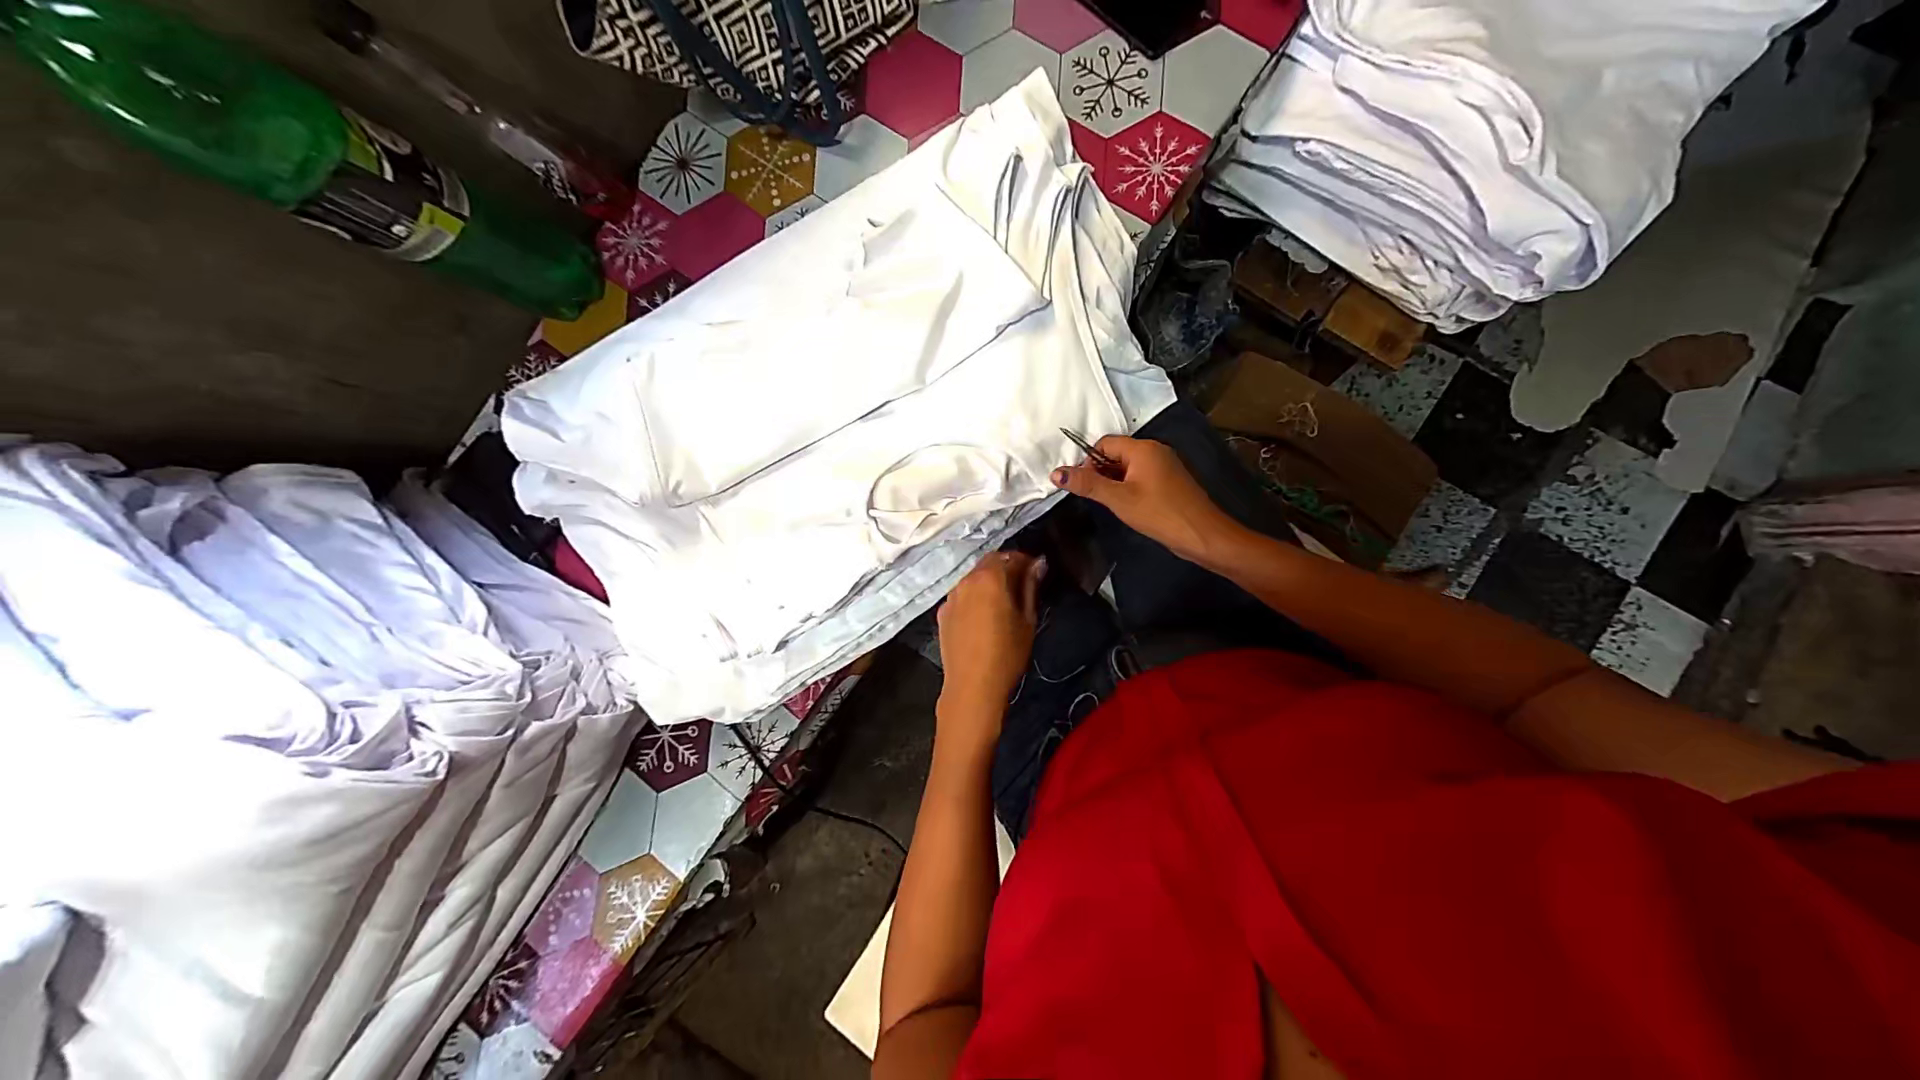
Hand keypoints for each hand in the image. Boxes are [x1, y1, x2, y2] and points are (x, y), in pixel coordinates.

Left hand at [936, 551, 1045, 738]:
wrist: (972, 686)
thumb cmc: (1007, 653)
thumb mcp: (1027, 619)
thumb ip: (1030, 587)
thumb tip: (1038, 564)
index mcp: (989, 578)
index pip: (1008, 556)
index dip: (1025, 560)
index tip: (1036, 571)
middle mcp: (965, 581)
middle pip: (987, 564)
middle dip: (1005, 568)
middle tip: (1023, 585)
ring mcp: (951, 597)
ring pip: (972, 579)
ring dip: (988, 582)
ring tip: (1004, 601)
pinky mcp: (942, 614)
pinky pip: (962, 596)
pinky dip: (974, 597)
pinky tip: (984, 616)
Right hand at [1051, 435, 1246, 566]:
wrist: (1203, 535)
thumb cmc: (1160, 513)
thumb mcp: (1118, 499)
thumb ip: (1087, 484)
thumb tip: (1056, 473)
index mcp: (1142, 448)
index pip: (1103, 443)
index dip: (1088, 462)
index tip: (1082, 485)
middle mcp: (1155, 451)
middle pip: (1115, 453)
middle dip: (1100, 472)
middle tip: (1095, 497)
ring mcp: (1164, 465)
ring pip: (1127, 467)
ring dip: (1114, 482)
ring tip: (1111, 504)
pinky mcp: (1170, 481)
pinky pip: (1140, 476)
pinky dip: (1128, 488)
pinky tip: (1128, 506)